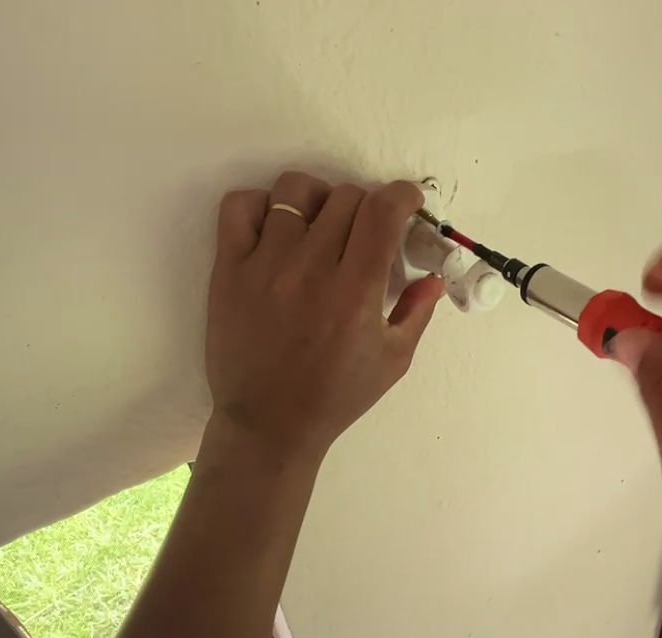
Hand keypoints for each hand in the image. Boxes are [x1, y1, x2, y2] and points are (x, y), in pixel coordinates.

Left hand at [201, 172, 445, 465]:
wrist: (271, 424)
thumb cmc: (336, 397)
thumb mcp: (391, 363)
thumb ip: (416, 315)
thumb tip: (432, 278)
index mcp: (356, 293)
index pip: (382, 211)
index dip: (402, 194)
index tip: (407, 202)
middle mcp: (312, 270)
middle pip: (345, 197)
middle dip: (365, 205)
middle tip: (364, 232)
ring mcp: (266, 266)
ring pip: (294, 190)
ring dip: (317, 198)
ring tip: (319, 225)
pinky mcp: (229, 270)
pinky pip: (239, 206)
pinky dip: (260, 204)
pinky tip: (275, 228)